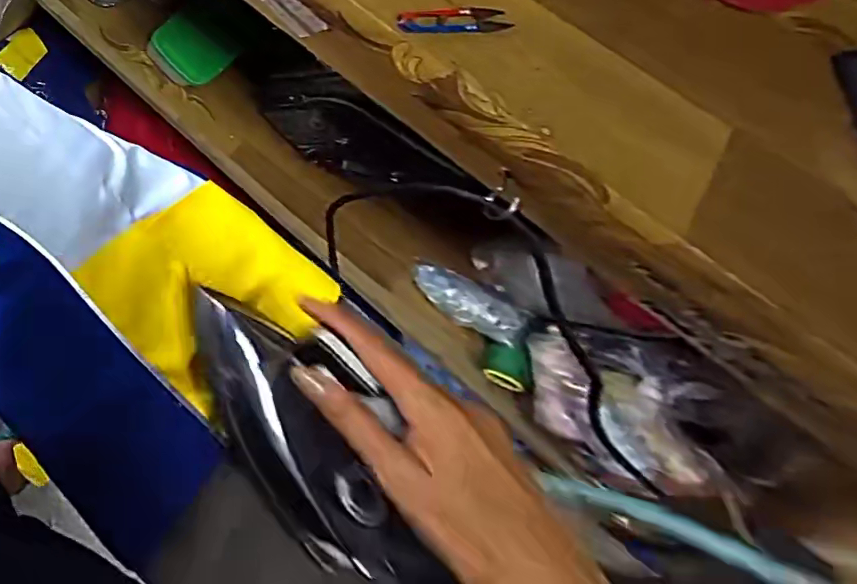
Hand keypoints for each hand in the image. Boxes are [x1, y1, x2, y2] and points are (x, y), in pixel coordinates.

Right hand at [292, 299, 601, 583]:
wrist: (548, 579)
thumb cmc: (469, 532)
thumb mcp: (399, 478)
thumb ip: (353, 422)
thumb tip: (310, 376)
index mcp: (431, 404)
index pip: (374, 346)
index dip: (337, 318)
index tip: (308, 301)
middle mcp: (458, 401)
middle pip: (396, 364)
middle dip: (357, 354)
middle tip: (321, 355)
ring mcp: (480, 420)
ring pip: (419, 388)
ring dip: (385, 387)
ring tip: (360, 409)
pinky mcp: (493, 442)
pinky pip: (441, 409)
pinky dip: (413, 408)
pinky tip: (409, 440)